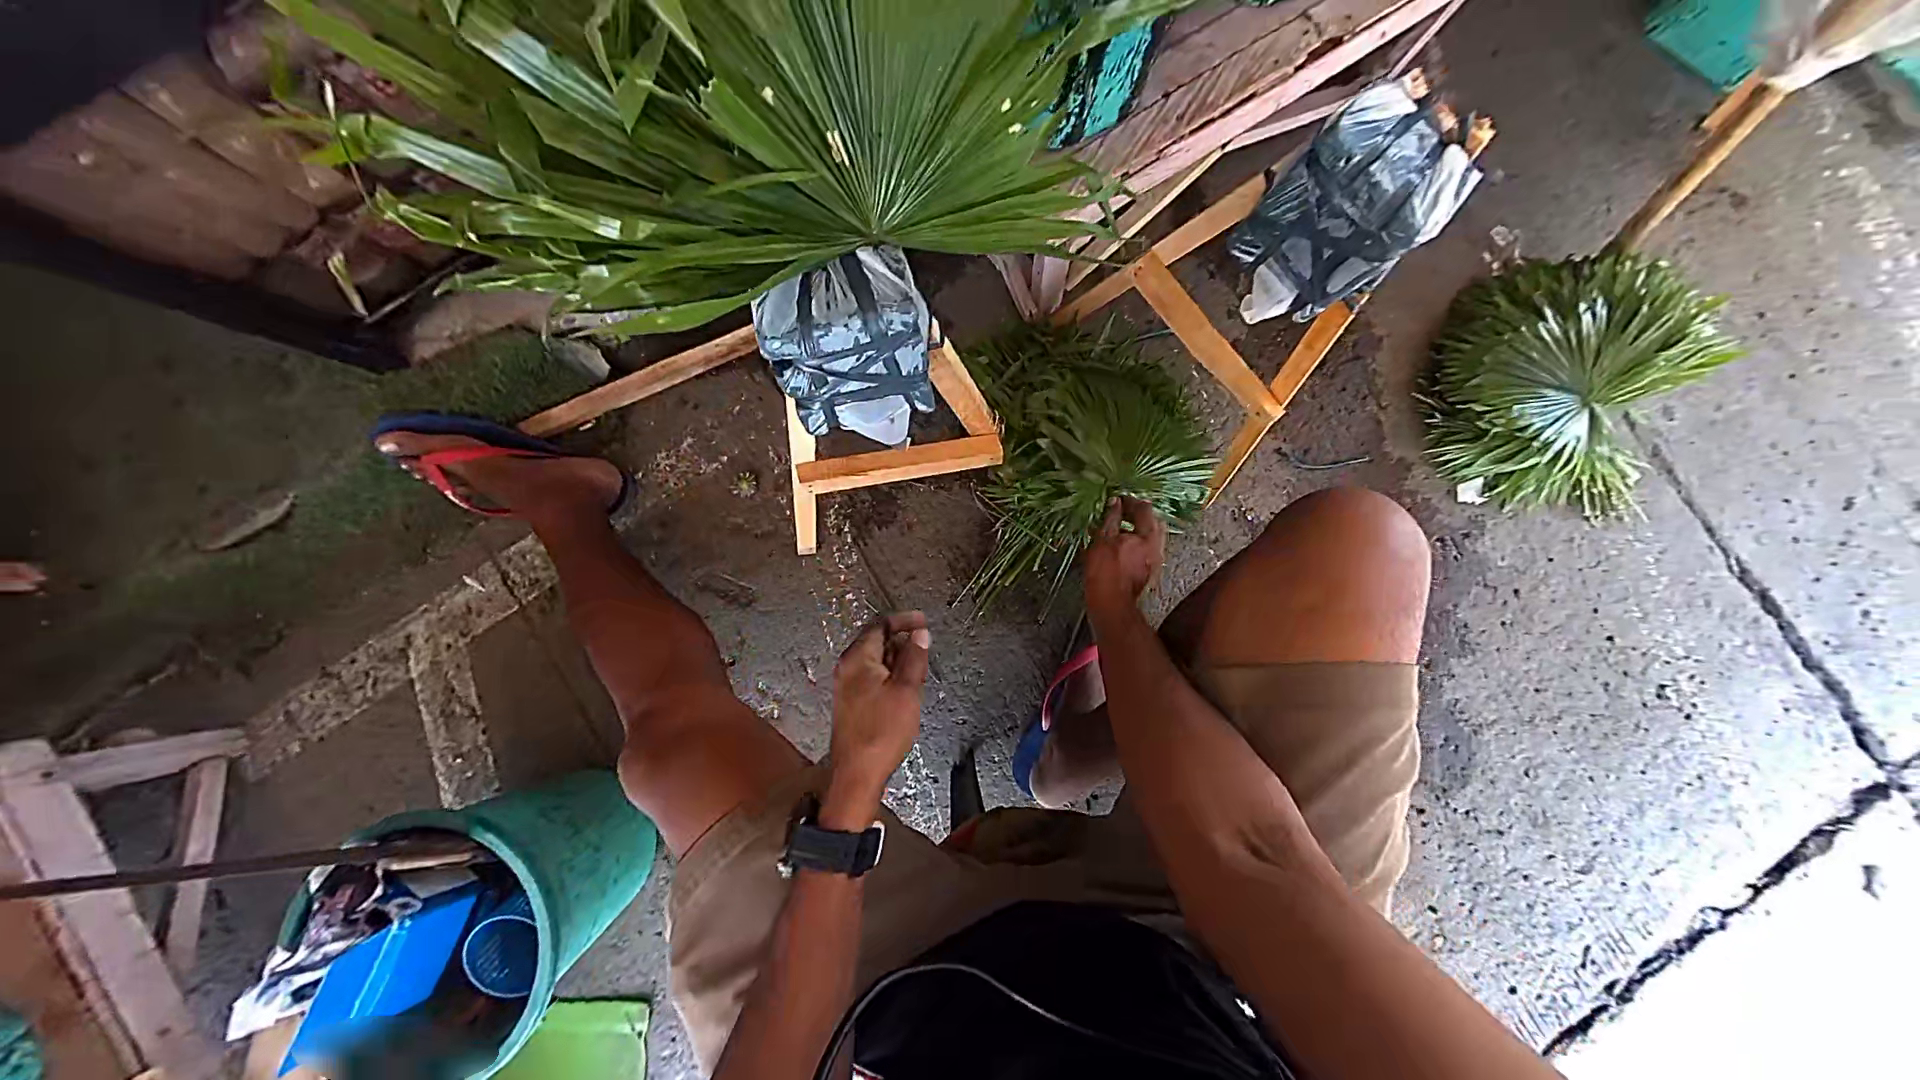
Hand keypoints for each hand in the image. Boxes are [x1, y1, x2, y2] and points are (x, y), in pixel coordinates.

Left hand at [824, 612, 930, 827]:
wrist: (858, 773)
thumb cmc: (881, 733)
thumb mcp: (907, 689)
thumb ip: (915, 657)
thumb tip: (920, 634)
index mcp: (857, 659)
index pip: (880, 625)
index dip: (904, 620)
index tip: (922, 622)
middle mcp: (847, 669)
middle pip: (876, 641)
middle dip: (902, 641)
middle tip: (924, 647)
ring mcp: (847, 687)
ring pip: (875, 661)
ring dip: (898, 660)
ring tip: (919, 671)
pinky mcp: (852, 703)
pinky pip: (872, 678)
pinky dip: (890, 675)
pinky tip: (904, 690)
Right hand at [1083, 497, 1164, 619]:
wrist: (1111, 604)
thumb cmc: (1105, 573)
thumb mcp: (1103, 540)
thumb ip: (1111, 519)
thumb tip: (1114, 503)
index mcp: (1147, 536)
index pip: (1144, 509)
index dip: (1129, 501)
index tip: (1117, 500)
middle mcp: (1156, 547)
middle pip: (1152, 522)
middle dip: (1137, 515)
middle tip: (1120, 512)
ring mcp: (1154, 561)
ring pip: (1149, 537)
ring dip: (1135, 530)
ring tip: (1117, 530)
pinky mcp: (1148, 572)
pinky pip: (1145, 550)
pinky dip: (1135, 544)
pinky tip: (1120, 548)